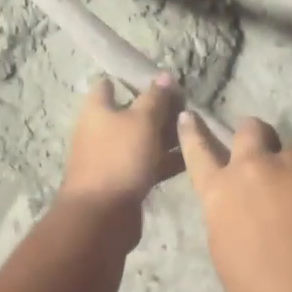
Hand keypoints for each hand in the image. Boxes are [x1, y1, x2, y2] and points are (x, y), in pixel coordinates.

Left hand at [58, 74, 183, 213]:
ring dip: (164, 136)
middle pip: (130, 112)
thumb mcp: (141, 121)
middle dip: (157, 109)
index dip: (133, 80)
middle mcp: (100, 130)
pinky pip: (146, 163)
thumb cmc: (118, 158)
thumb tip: (165, 75)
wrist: (101, 217)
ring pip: (141, 139)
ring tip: (194, 130)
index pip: (110, 84)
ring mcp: (111, 157)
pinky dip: (164, 160)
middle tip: (187, 107)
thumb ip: (155, 98)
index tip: (161, 81)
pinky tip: (189, 157)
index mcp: (97, 109)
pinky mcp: (123, 181)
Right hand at [178, 114, 291, 291]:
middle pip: (250, 130)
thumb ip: (230, 218)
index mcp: (219, 192)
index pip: (198, 153)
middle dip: (258, 137)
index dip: (193, 133)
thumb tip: (243, 210)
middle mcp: (251, 167)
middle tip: (269, 156)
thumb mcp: (228, 253)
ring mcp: (289, 164)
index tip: (188, 116)